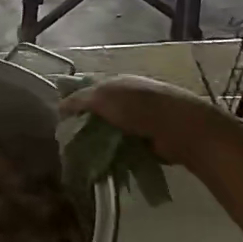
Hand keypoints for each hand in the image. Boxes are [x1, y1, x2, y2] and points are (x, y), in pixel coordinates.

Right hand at [59, 75, 238, 169]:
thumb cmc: (140, 108)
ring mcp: (141, 119)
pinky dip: (114, 151)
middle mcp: (130, 97)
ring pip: (110, 128)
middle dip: (86, 123)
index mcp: (119, 82)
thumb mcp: (103, 98)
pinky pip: (124, 144)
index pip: (90, 89)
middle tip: (69, 138)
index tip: (62, 117)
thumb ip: (79, 100)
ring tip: (83, 152)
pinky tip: (103, 159)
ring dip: (99, 139)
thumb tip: (60, 106)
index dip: (75, 101)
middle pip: (100, 110)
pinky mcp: (149, 139)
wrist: (182, 129)